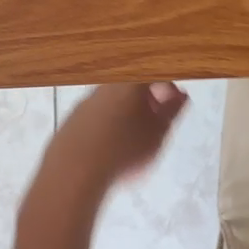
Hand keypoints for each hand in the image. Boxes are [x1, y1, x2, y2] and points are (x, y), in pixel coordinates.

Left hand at [43, 82, 188, 194]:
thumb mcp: (159, 133)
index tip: (175, 104)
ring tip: (133, 141)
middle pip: (130, 87)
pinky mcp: (68, 125)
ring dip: (125, 115)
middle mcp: (105, 87)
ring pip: (111, 103)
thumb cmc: (124, 150)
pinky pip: (94, 120)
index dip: (167, 87)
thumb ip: (172, 111)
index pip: (154, 75)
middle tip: (156, 123)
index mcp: (130, 84)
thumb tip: (180, 96)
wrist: (72, 174)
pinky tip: (109, 151)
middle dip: (146, 102)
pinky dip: (106, 128)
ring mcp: (83, 105)